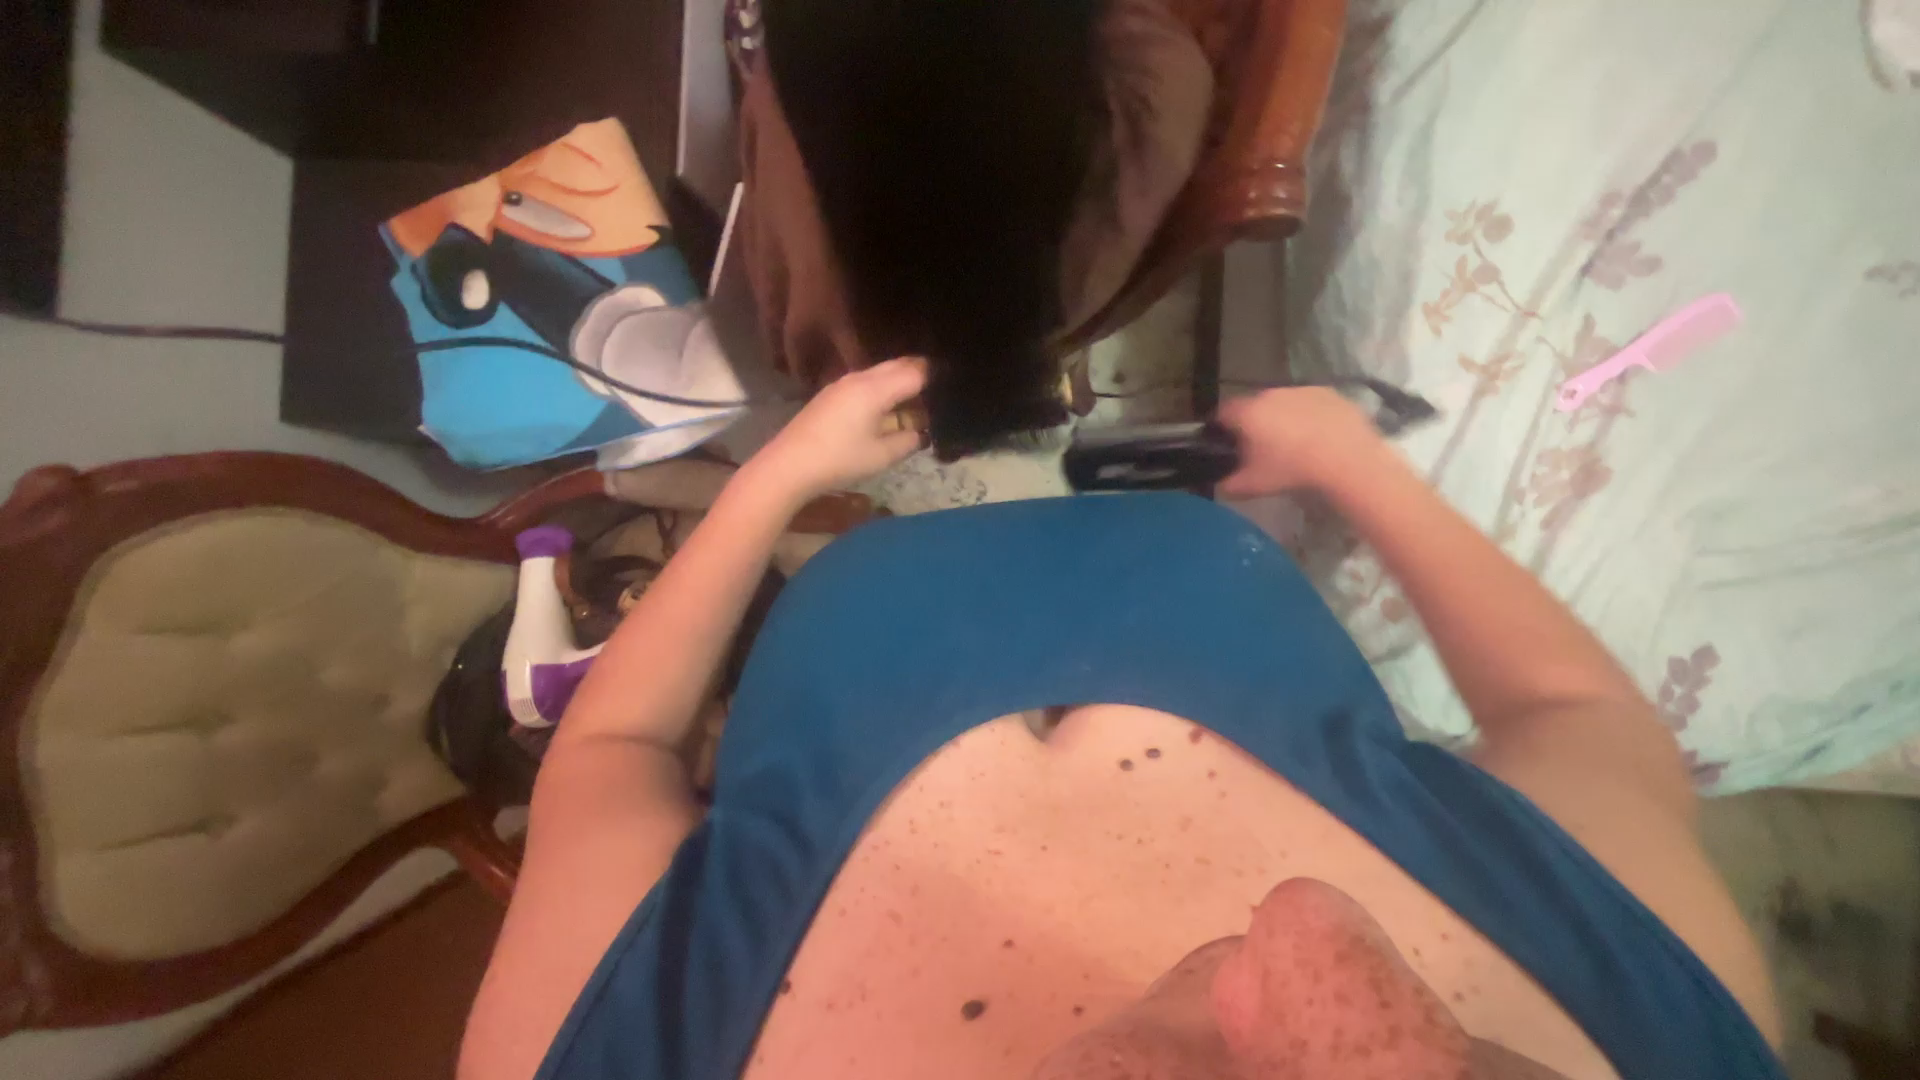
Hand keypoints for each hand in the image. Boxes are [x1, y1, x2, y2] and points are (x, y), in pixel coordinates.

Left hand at [744, 357, 929, 505]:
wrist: (789, 465)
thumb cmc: (839, 460)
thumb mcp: (882, 456)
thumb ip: (909, 441)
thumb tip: (922, 431)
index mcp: (876, 387)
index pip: (917, 371)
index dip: (938, 378)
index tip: (954, 389)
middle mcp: (860, 377)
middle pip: (900, 365)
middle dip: (922, 377)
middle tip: (941, 396)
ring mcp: (843, 384)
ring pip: (882, 374)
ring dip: (901, 385)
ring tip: (918, 406)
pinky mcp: (832, 395)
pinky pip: (868, 383)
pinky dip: (884, 392)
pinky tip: (890, 411)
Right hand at [1215, 387, 1389, 497]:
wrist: (1347, 461)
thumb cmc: (1292, 470)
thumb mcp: (1253, 486)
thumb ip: (1228, 485)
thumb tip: (1220, 484)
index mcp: (1247, 412)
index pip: (1221, 412)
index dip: (1220, 427)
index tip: (1226, 443)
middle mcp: (1270, 393)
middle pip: (1252, 405)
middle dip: (1253, 422)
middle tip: (1261, 447)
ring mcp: (1301, 390)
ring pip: (1281, 402)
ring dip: (1281, 417)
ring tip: (1293, 443)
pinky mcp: (1328, 392)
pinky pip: (1308, 403)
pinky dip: (1307, 415)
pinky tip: (1317, 436)